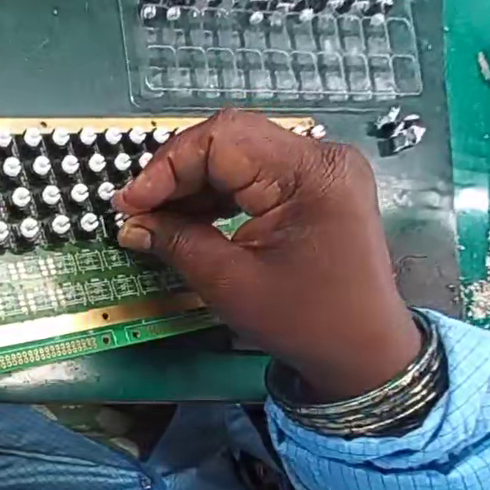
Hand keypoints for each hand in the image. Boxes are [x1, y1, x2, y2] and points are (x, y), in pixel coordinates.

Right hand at [112, 110, 419, 400]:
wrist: (359, 349)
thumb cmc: (305, 320)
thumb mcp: (229, 283)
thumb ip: (176, 243)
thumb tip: (131, 225)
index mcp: (309, 173)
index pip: (221, 140)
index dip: (166, 168)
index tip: (129, 205)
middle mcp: (318, 157)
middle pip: (228, 140)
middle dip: (174, 174)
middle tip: (137, 211)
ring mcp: (316, 170)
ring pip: (235, 155)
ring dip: (189, 185)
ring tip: (156, 219)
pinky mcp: (308, 188)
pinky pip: (249, 176)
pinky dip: (212, 195)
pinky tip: (187, 220)